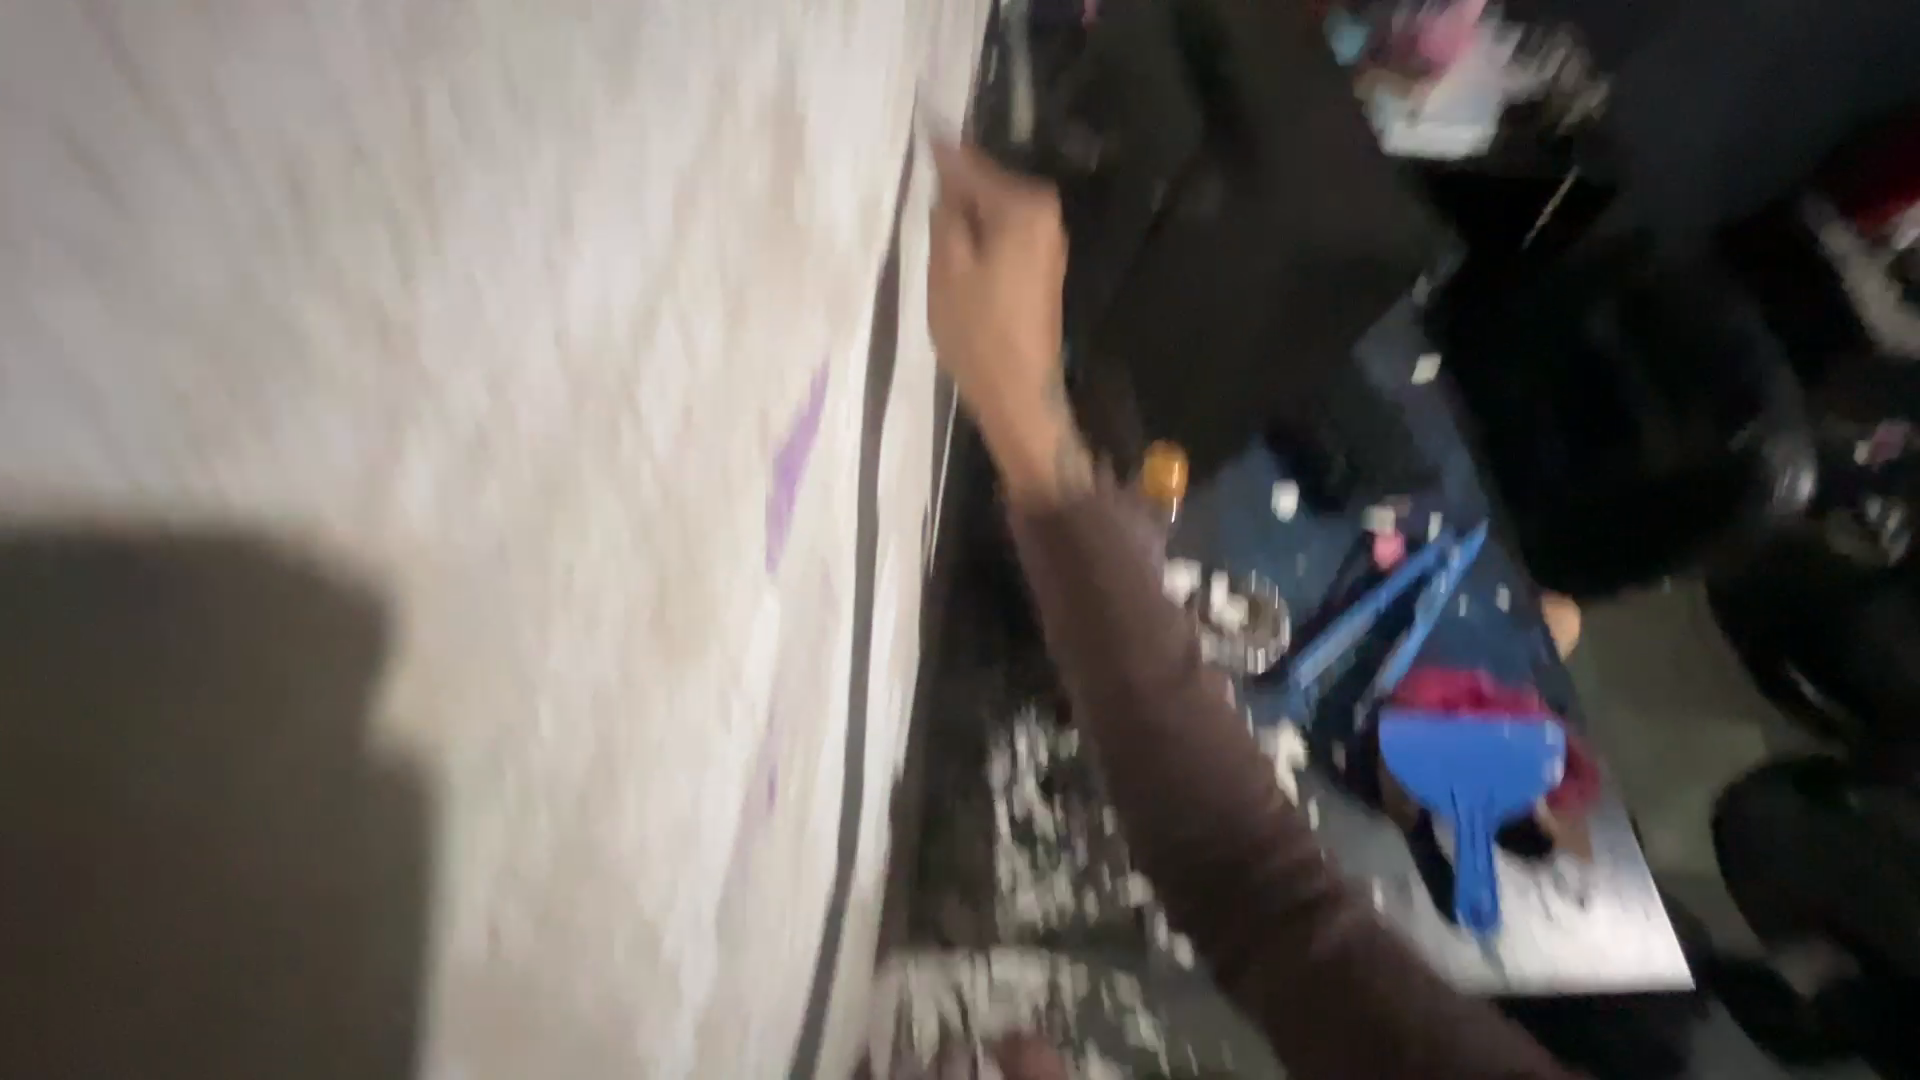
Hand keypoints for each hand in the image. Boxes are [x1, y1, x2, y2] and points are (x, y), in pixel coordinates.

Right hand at [928, 140, 1088, 502]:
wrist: (1017, 393)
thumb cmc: (976, 332)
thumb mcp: (946, 266)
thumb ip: (947, 209)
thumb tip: (947, 170)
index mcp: (1024, 206)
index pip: (971, 163)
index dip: (939, 156)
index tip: (916, 133)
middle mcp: (1046, 216)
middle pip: (986, 189)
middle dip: (954, 199)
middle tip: (922, 221)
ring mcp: (1049, 244)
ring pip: (993, 217)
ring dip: (965, 226)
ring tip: (937, 251)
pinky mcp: (1043, 271)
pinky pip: (1004, 241)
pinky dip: (981, 246)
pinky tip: (960, 271)